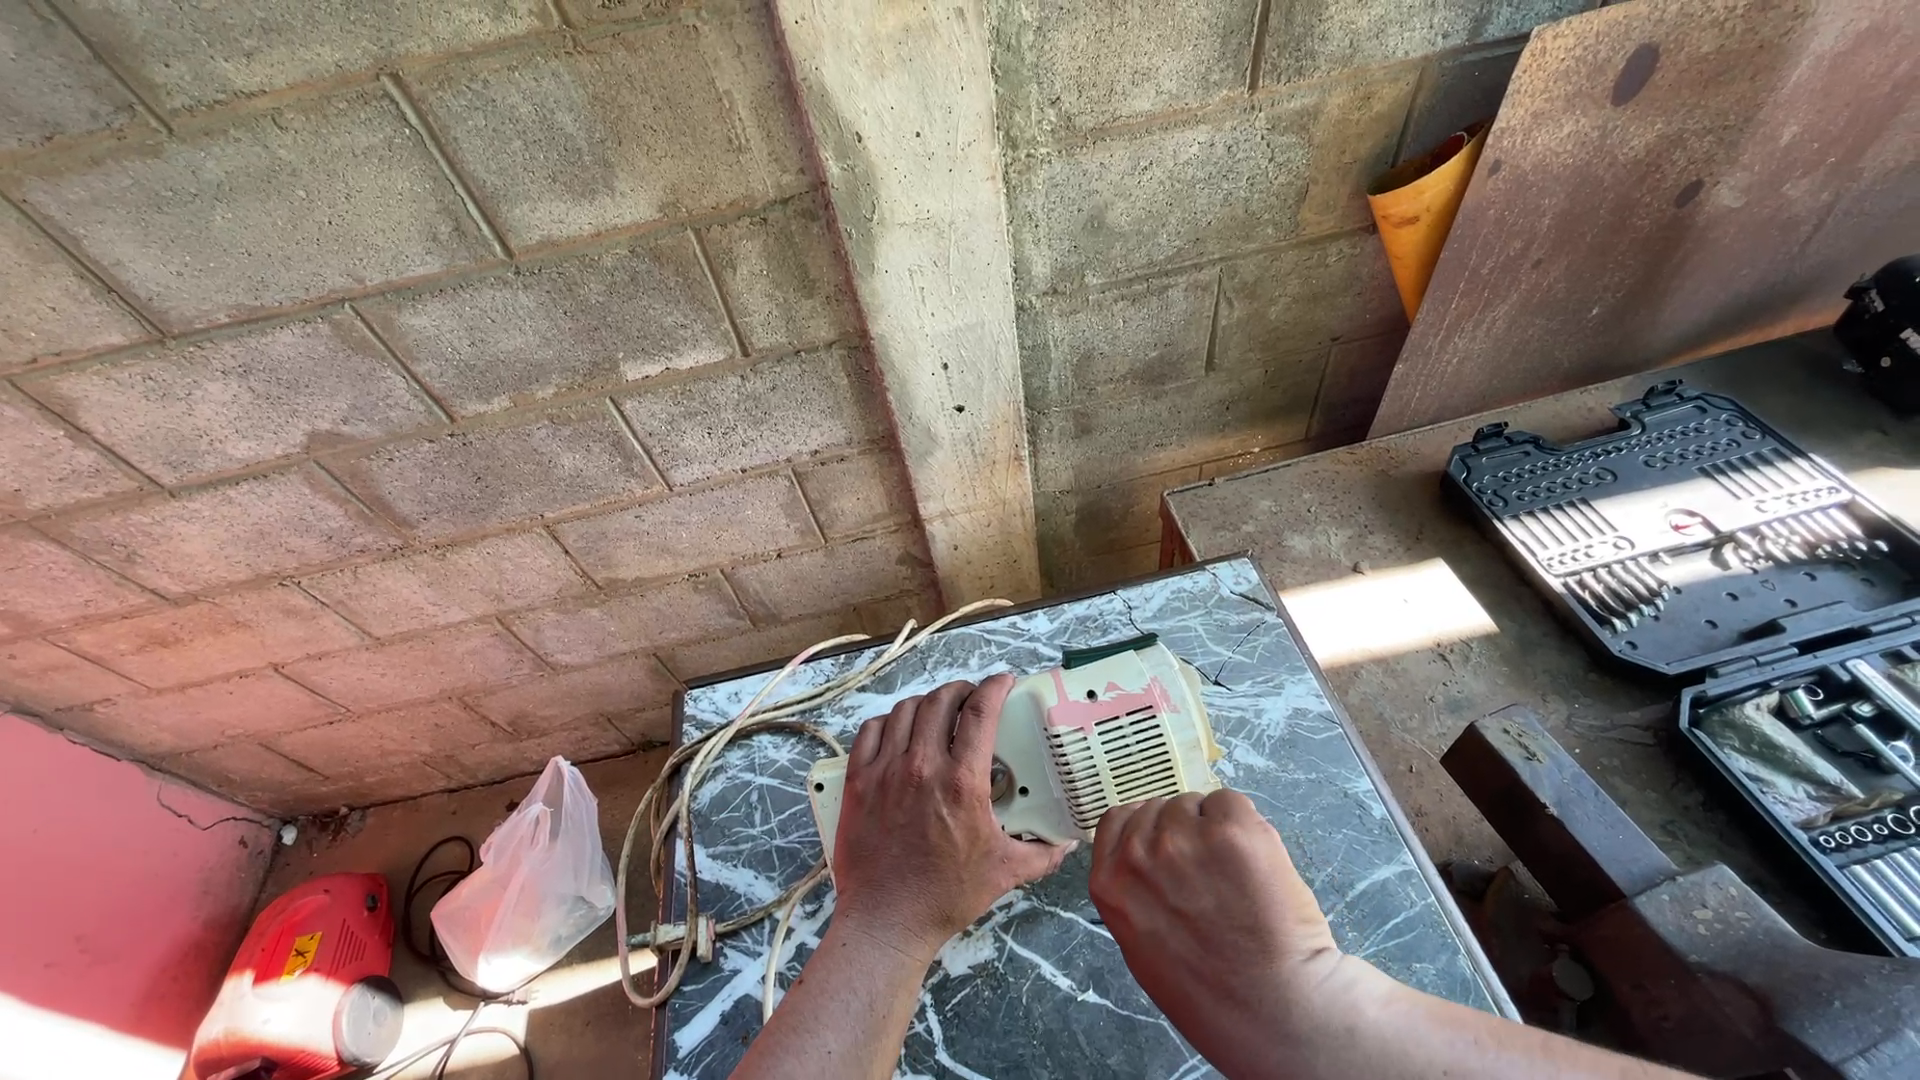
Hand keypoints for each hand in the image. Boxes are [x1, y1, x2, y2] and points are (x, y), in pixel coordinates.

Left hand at [831, 675, 1071, 961]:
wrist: (887, 920)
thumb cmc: (944, 896)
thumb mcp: (1004, 872)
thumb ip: (1041, 853)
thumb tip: (1065, 843)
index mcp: (961, 782)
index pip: (980, 712)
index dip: (994, 687)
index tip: (1003, 681)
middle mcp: (922, 767)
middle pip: (941, 700)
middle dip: (961, 690)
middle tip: (971, 697)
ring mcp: (885, 771)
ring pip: (906, 710)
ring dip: (926, 703)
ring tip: (938, 711)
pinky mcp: (859, 781)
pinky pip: (870, 731)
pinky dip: (888, 722)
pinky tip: (899, 729)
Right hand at [1090, 790, 1358, 1078]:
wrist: (1275, 1011)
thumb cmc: (1211, 993)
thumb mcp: (1141, 945)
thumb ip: (1134, 890)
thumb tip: (1148, 852)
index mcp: (1111, 882)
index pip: (1117, 819)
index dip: (1146, 828)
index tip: (1168, 845)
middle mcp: (1139, 852)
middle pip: (1159, 807)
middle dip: (1184, 829)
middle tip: (1211, 870)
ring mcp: (1184, 837)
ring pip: (1196, 803)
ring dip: (1215, 826)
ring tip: (1236, 875)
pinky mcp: (1232, 830)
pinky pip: (1232, 802)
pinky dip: (1248, 825)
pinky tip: (1256, 865)